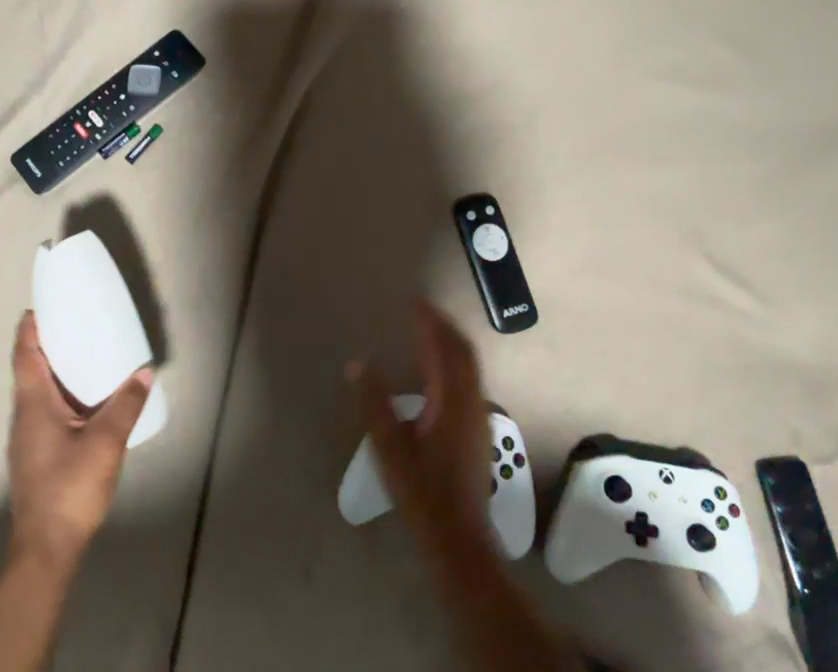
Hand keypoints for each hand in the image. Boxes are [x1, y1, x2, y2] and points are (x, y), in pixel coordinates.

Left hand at [6, 311, 153, 567]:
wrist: (46, 547)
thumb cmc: (70, 488)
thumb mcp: (106, 443)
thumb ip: (125, 406)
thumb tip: (143, 373)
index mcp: (33, 405)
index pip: (25, 357)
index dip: (28, 331)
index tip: (37, 309)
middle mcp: (23, 417)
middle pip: (28, 373)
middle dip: (44, 349)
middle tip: (70, 328)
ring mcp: (26, 440)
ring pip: (36, 396)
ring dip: (52, 375)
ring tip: (80, 360)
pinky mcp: (34, 458)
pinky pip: (44, 414)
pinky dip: (59, 398)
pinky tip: (83, 406)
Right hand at [345, 299, 491, 547]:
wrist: (458, 535)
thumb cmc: (421, 491)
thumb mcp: (389, 447)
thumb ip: (375, 403)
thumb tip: (358, 363)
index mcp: (451, 403)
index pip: (444, 350)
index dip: (430, 323)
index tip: (415, 301)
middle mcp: (472, 404)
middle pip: (464, 353)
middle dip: (445, 327)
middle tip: (423, 309)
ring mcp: (479, 418)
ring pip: (471, 368)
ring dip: (452, 344)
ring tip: (430, 331)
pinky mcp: (478, 430)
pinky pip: (471, 381)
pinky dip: (456, 362)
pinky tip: (440, 370)